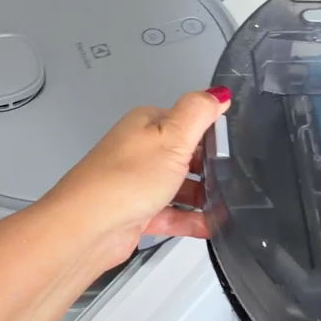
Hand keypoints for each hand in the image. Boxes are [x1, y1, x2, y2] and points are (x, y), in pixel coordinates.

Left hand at [36, 88, 229, 274]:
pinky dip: (192, 219)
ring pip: (179, 187)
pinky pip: (173, 214)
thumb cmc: (121, 180)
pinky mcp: (138, 213)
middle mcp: (140, 152)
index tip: (231, 146)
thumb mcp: (171, 137)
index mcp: (147, 125)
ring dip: (203, 197)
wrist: (87, 228)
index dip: (210, 134)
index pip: (187, 121)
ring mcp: (138, 183)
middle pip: (185, 156)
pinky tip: (211, 226)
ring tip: (227, 206)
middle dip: (209, 168)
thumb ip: (198, 112)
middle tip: (233, 178)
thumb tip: (218, 93)